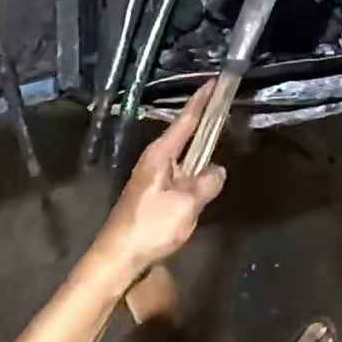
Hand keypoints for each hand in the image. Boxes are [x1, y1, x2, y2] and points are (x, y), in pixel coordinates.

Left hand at [96, 83, 226, 270]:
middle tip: (225, 108)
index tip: (214, 81)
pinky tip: (205, 180)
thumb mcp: (187, 204)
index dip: (202, 100)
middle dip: (205, 121)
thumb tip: (217, 171)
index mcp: (161, 154)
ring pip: (186, 156)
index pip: (186, 120)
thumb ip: (207, 182)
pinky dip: (196, 170)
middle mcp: (156, 159)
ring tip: (220, 143)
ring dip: (202, 149)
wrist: (116, 259)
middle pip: (186, 134)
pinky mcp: (154, 193)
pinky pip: (182, 173)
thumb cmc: (150, 227)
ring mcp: (153, 176)